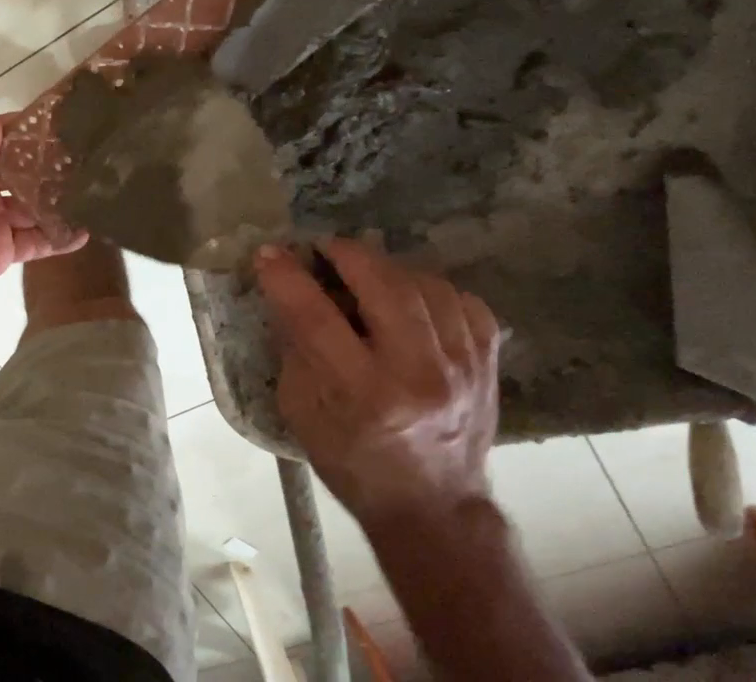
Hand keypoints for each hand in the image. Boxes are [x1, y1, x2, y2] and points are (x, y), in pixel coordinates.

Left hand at [0, 117, 87, 337]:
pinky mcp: (0, 254)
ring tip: (95, 188)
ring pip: (31, 205)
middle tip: (90, 153)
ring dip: (56, 198)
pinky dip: (57, 236)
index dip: (20, 131)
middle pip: (17, 171)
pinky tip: (84, 231)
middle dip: (47, 164)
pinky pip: (34, 240)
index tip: (58, 119)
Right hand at [255, 240, 502, 526]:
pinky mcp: (488, 366)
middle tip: (321, 248)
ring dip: (386, 268)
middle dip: (345, 254)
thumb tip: (288, 293)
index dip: (287, 277)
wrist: (432, 506)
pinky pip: (464, 303)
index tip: (268, 253)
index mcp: (362, 392)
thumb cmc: (349, 459)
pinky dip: (431, 288)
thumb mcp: (301, 409)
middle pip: (383, 286)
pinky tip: (408, 294)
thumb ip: (296, 348)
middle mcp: (418, 374)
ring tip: (362, 269)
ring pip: (426, 286)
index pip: (316, 317)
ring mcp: (462, 368)